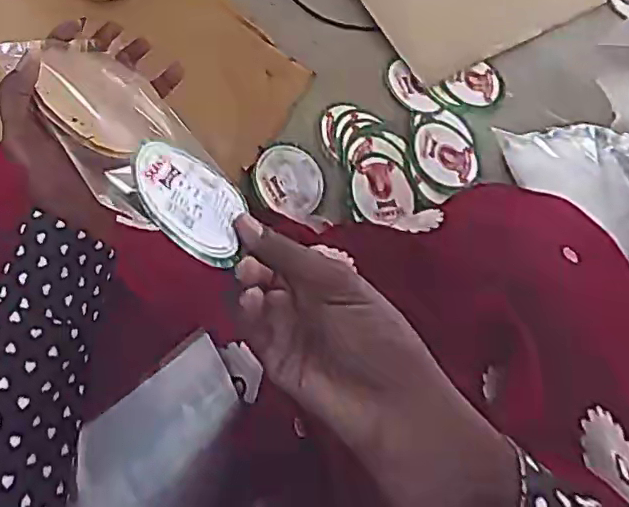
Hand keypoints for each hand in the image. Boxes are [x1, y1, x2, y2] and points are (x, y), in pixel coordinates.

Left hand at [0, 20, 183, 230]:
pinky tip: (174, 70)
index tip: (78, 24)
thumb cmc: (46, 181)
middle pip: (90, 62)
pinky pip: (148, 103)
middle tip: (118, 29)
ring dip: (133, 55)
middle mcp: (75, 105)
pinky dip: (163, 84)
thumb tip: (31, 55)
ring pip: (120, 76)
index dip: (61, 38)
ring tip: (145, 44)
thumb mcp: (20, 141)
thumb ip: (15, 100)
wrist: (78, 224)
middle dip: (104, 41)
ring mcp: (104, 118)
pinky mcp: (129, 131)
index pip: (51, 60)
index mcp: (46, 103)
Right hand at [233, 216, 517, 506]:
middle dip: (251, 260)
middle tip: (246, 258)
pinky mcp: (273, 358)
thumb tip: (244, 221)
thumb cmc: (375, 333)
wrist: (391, 408)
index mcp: (320, 275)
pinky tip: (252, 302)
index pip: (282, 249)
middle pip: (263, 271)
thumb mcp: (336, 282)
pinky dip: (246, 313)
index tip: (236, 222)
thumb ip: (287, 253)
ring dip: (247, 284)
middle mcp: (300, 298)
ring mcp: (286, 328)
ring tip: (250, 279)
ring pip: (253, 298)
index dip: (261, 236)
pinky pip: (252, 329)